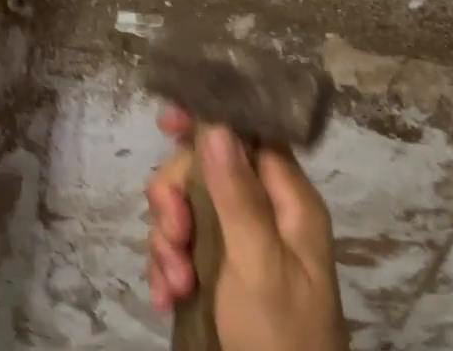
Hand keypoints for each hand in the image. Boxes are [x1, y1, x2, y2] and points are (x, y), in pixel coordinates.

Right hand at [145, 105, 347, 350]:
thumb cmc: (280, 334)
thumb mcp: (259, 265)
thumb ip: (238, 197)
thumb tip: (217, 126)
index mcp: (288, 203)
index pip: (248, 136)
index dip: (207, 123)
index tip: (166, 123)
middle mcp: (263, 213)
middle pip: (201, 169)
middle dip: (174, 199)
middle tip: (173, 233)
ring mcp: (236, 241)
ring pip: (182, 207)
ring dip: (166, 241)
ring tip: (174, 284)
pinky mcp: (213, 267)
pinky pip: (176, 244)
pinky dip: (164, 266)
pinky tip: (167, 296)